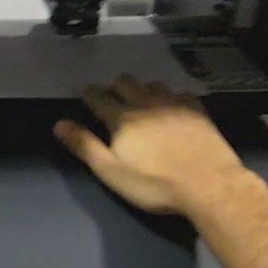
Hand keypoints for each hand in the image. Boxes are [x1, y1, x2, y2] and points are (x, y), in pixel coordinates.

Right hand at [54, 75, 255, 216]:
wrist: (209, 185)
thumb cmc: (154, 183)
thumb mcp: (111, 171)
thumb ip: (84, 145)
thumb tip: (58, 124)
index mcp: (122, 118)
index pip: (99, 98)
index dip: (88, 92)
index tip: (83, 89)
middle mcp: (146, 103)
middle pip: (126, 82)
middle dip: (116, 85)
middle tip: (113, 94)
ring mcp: (174, 105)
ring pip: (154, 84)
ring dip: (145, 89)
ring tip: (144, 99)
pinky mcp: (198, 111)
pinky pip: (182, 94)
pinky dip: (173, 97)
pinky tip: (175, 106)